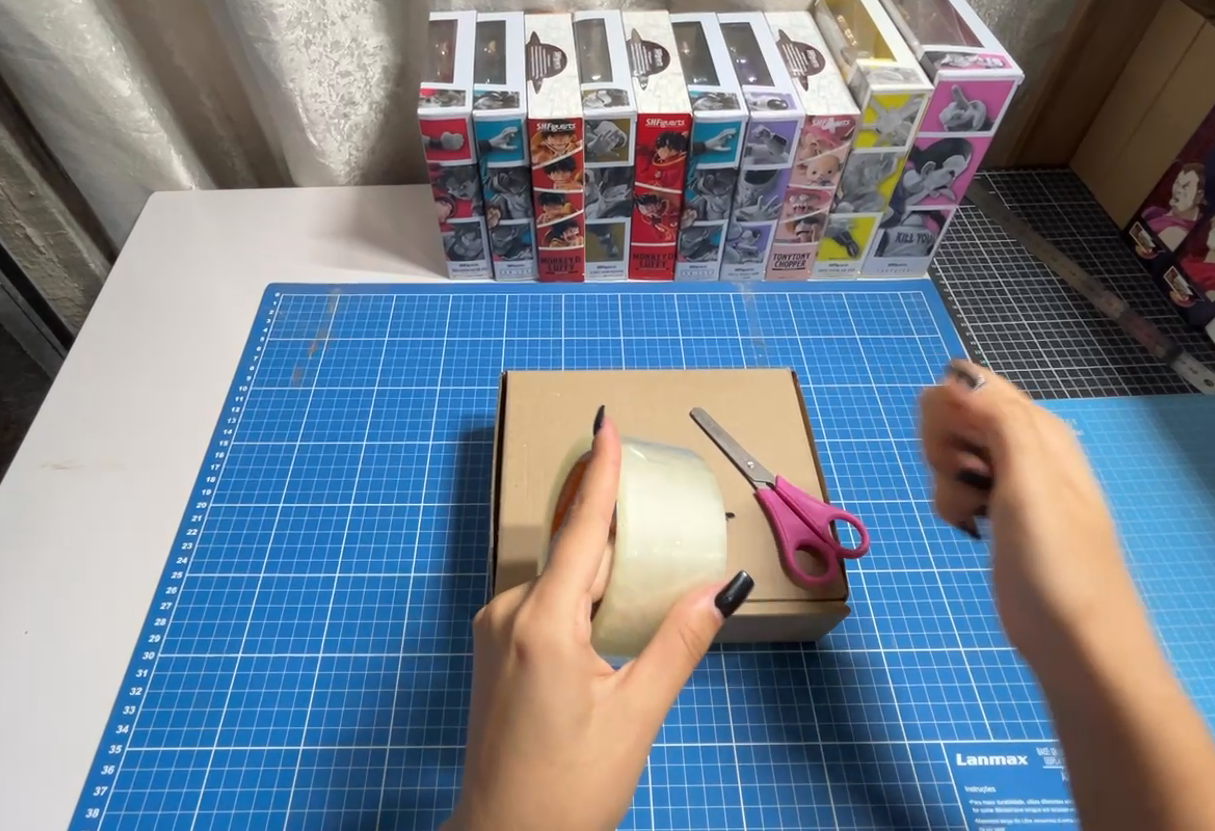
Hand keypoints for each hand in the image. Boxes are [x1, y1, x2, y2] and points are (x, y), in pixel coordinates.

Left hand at [446, 412, 751, 830]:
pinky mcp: (494, 642)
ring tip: (641, 562)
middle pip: (573, 548)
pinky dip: (578, 588)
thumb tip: (720, 590)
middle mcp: (511, 610)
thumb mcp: (635, 717)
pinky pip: (544, 596)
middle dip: (611, 520)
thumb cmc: (567, 792)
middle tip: (652, 500)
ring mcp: (496, 625)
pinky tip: (604, 604)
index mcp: (544, 622)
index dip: (599, 471)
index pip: (582, 527)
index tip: (607, 423)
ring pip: (559, 573)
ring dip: (598, 561)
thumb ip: (678, 644)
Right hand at [918, 363, 1145, 663]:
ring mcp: (1008, 480)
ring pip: (948, 452)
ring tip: (971, 511)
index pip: (970, 383)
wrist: (1074, 643)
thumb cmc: (1056, 562)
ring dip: (945, 480)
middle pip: (953, 415)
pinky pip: (954, 485)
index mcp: (1038, 429)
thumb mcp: (1031, 482)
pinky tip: (968, 526)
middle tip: (967, 482)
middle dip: (943, 446)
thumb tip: (957, 375)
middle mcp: (1023, 445)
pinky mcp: (994, 511)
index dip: (948, 410)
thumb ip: (999, 419)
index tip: (957, 450)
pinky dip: (951, 503)